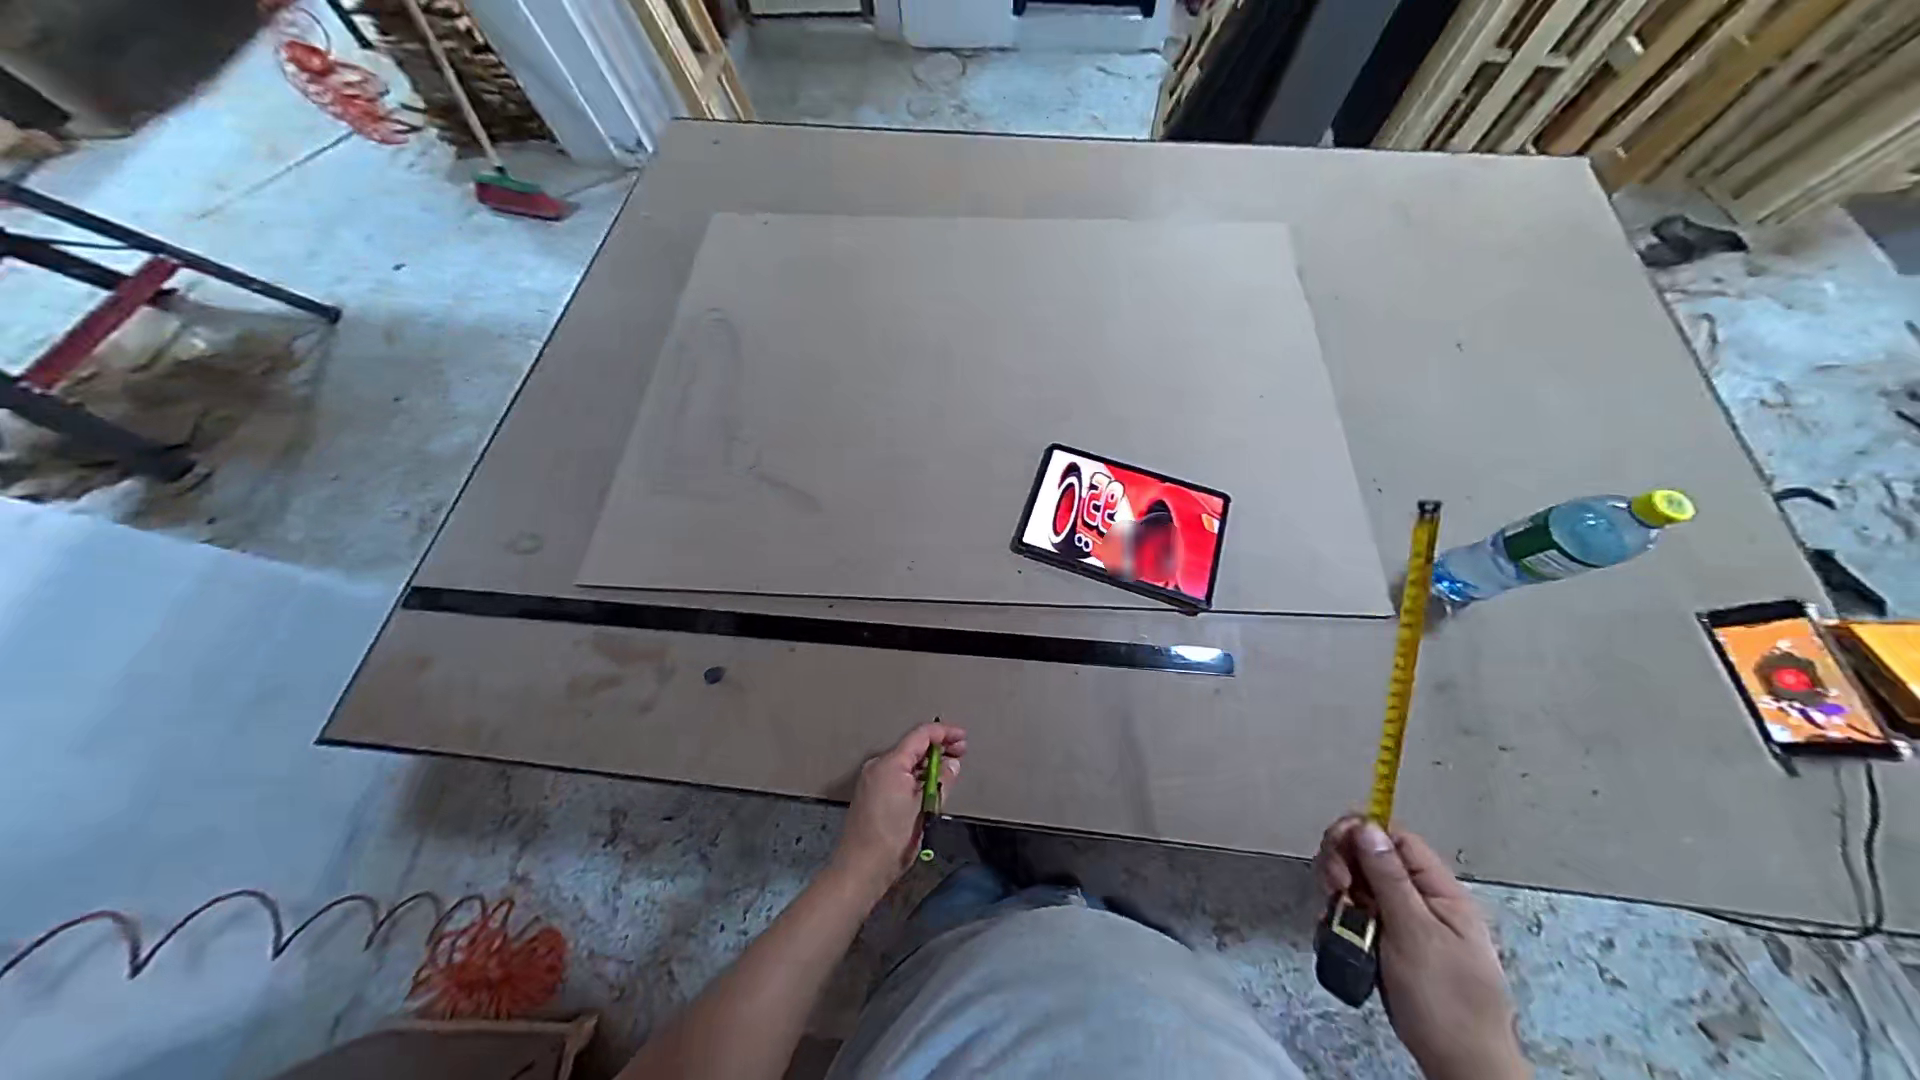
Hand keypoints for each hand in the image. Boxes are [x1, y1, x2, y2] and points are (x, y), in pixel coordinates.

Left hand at [830, 722, 966, 895]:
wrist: (860, 869)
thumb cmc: (893, 839)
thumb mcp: (924, 807)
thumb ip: (941, 780)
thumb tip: (952, 763)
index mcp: (890, 763)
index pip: (921, 735)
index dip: (944, 733)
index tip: (963, 737)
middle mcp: (878, 765)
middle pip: (912, 746)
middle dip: (938, 747)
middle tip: (961, 752)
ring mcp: (872, 778)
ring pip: (905, 761)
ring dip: (928, 762)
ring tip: (949, 769)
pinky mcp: (871, 792)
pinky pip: (897, 774)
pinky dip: (915, 774)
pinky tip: (929, 784)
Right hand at [1315, 816, 1528, 1079]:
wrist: (1458, 1064)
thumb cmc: (1444, 998)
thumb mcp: (1416, 933)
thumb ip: (1389, 878)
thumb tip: (1367, 825)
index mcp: (1438, 890)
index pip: (1394, 838)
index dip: (1361, 833)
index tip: (1337, 850)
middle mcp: (1417, 897)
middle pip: (1368, 854)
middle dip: (1342, 862)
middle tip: (1335, 887)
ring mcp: (1399, 918)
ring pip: (1354, 881)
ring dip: (1336, 891)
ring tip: (1334, 913)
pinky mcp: (1382, 939)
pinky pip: (1350, 911)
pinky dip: (1336, 916)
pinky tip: (1333, 931)